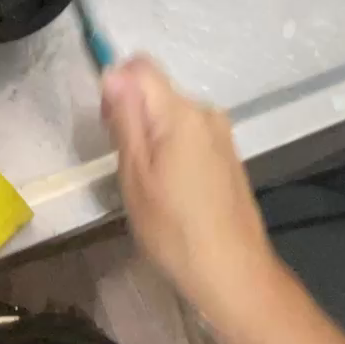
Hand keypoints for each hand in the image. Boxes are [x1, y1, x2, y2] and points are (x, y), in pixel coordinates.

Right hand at [102, 56, 282, 332]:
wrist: (236, 277)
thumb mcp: (135, 174)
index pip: (140, 66)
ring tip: (147, 182)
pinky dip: (171, 147)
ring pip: (170, 112)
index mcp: (181, 112)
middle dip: (131, 112)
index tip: (108, 125)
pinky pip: (188, 131)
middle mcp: (205, 111)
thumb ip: (124, 118)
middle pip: (155, 90)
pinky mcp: (227, 153)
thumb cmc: (175, 230)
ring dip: (151, 133)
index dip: (116, 85)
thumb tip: (112, 72)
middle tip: (124, 163)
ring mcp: (220, 133)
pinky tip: (171, 188)